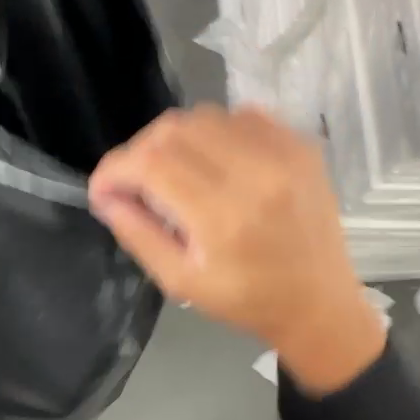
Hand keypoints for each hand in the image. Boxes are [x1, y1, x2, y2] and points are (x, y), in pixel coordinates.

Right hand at [89, 106, 385, 394]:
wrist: (318, 303)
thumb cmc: (245, 302)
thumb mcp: (180, 282)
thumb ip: (138, 234)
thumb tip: (105, 195)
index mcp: (223, 217)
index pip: (152, 164)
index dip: (115, 168)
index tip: (101, 188)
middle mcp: (256, 174)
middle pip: (174, 130)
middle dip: (140, 151)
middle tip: (133, 182)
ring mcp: (284, 153)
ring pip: (205, 116)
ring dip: (175, 139)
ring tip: (170, 173)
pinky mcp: (301, 145)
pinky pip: (242, 116)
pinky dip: (214, 132)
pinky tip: (211, 163)